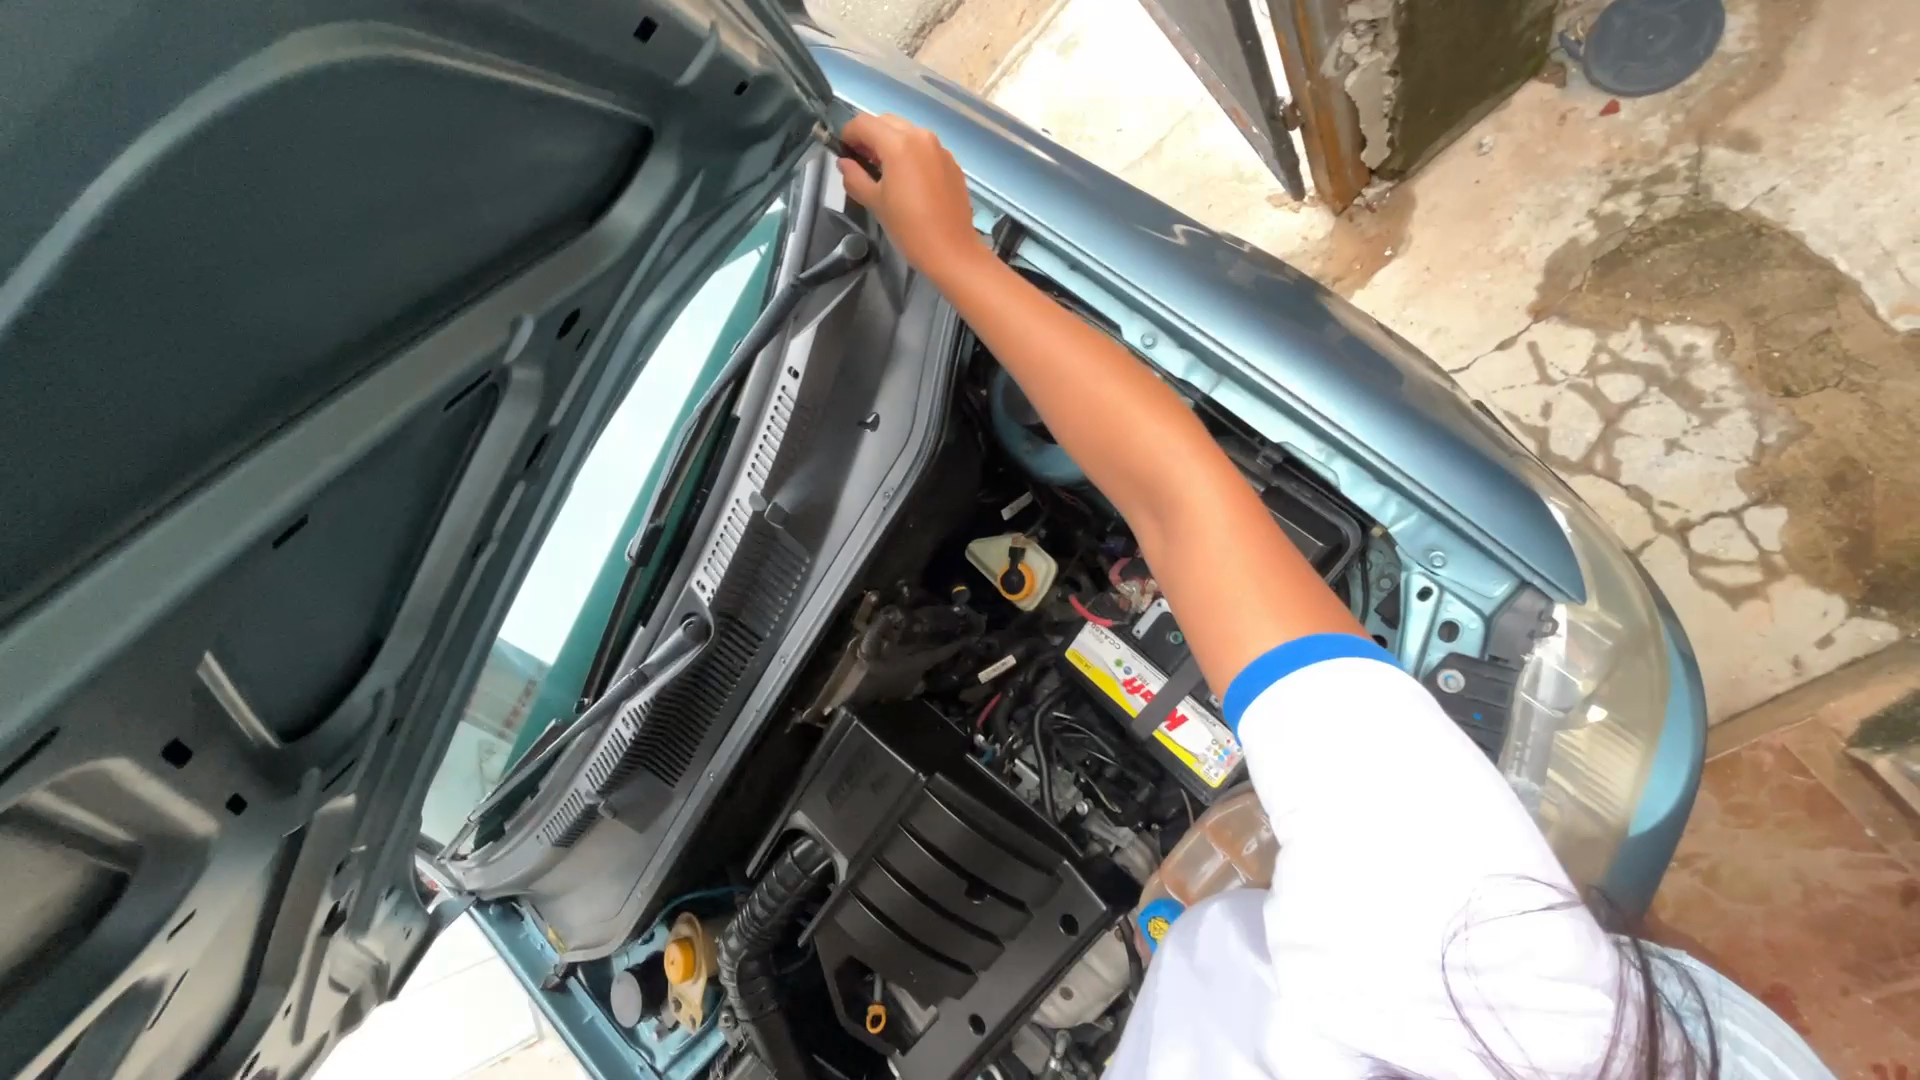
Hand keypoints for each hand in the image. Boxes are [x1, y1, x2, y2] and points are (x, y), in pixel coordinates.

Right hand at [836, 114, 986, 277]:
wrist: (952, 251)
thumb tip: (845, 163)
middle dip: (870, 136)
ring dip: (891, 143)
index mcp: (898, 144)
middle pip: (886, 122)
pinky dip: (911, 154)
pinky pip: (925, 148)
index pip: (864, 123)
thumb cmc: (909, 229)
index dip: (848, 134)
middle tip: (862, 161)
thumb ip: (855, 178)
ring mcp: (940, 149)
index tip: (843, 151)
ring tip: (885, 172)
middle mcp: (921, 136)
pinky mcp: (952, 163)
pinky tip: (909, 181)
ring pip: (907, 133)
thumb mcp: (875, 203)